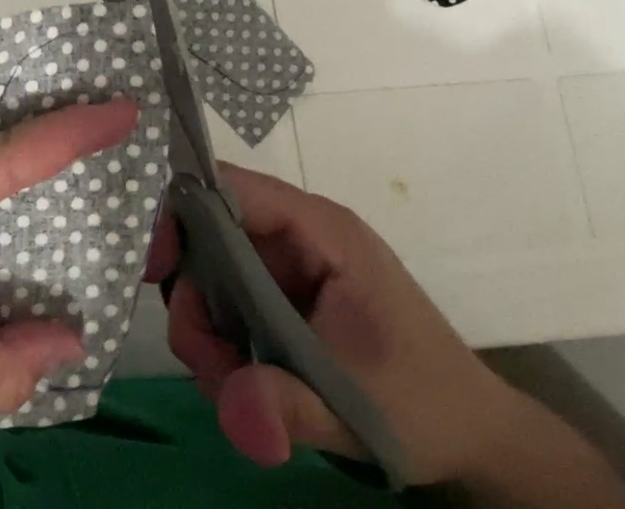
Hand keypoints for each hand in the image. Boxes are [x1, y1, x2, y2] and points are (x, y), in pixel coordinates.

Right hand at [145, 163, 528, 486]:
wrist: (469, 435)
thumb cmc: (426, 405)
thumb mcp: (360, 409)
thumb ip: (290, 404)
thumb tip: (231, 406)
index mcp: (321, 232)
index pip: (230, 188)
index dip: (181, 213)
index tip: (154, 267)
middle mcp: (293, 237)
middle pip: (203, 235)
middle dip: (192, 299)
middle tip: (208, 359)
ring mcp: (281, 266)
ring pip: (204, 273)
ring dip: (202, 329)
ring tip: (234, 383)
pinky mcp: (273, 296)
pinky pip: (219, 300)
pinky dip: (214, 340)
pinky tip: (239, 380)